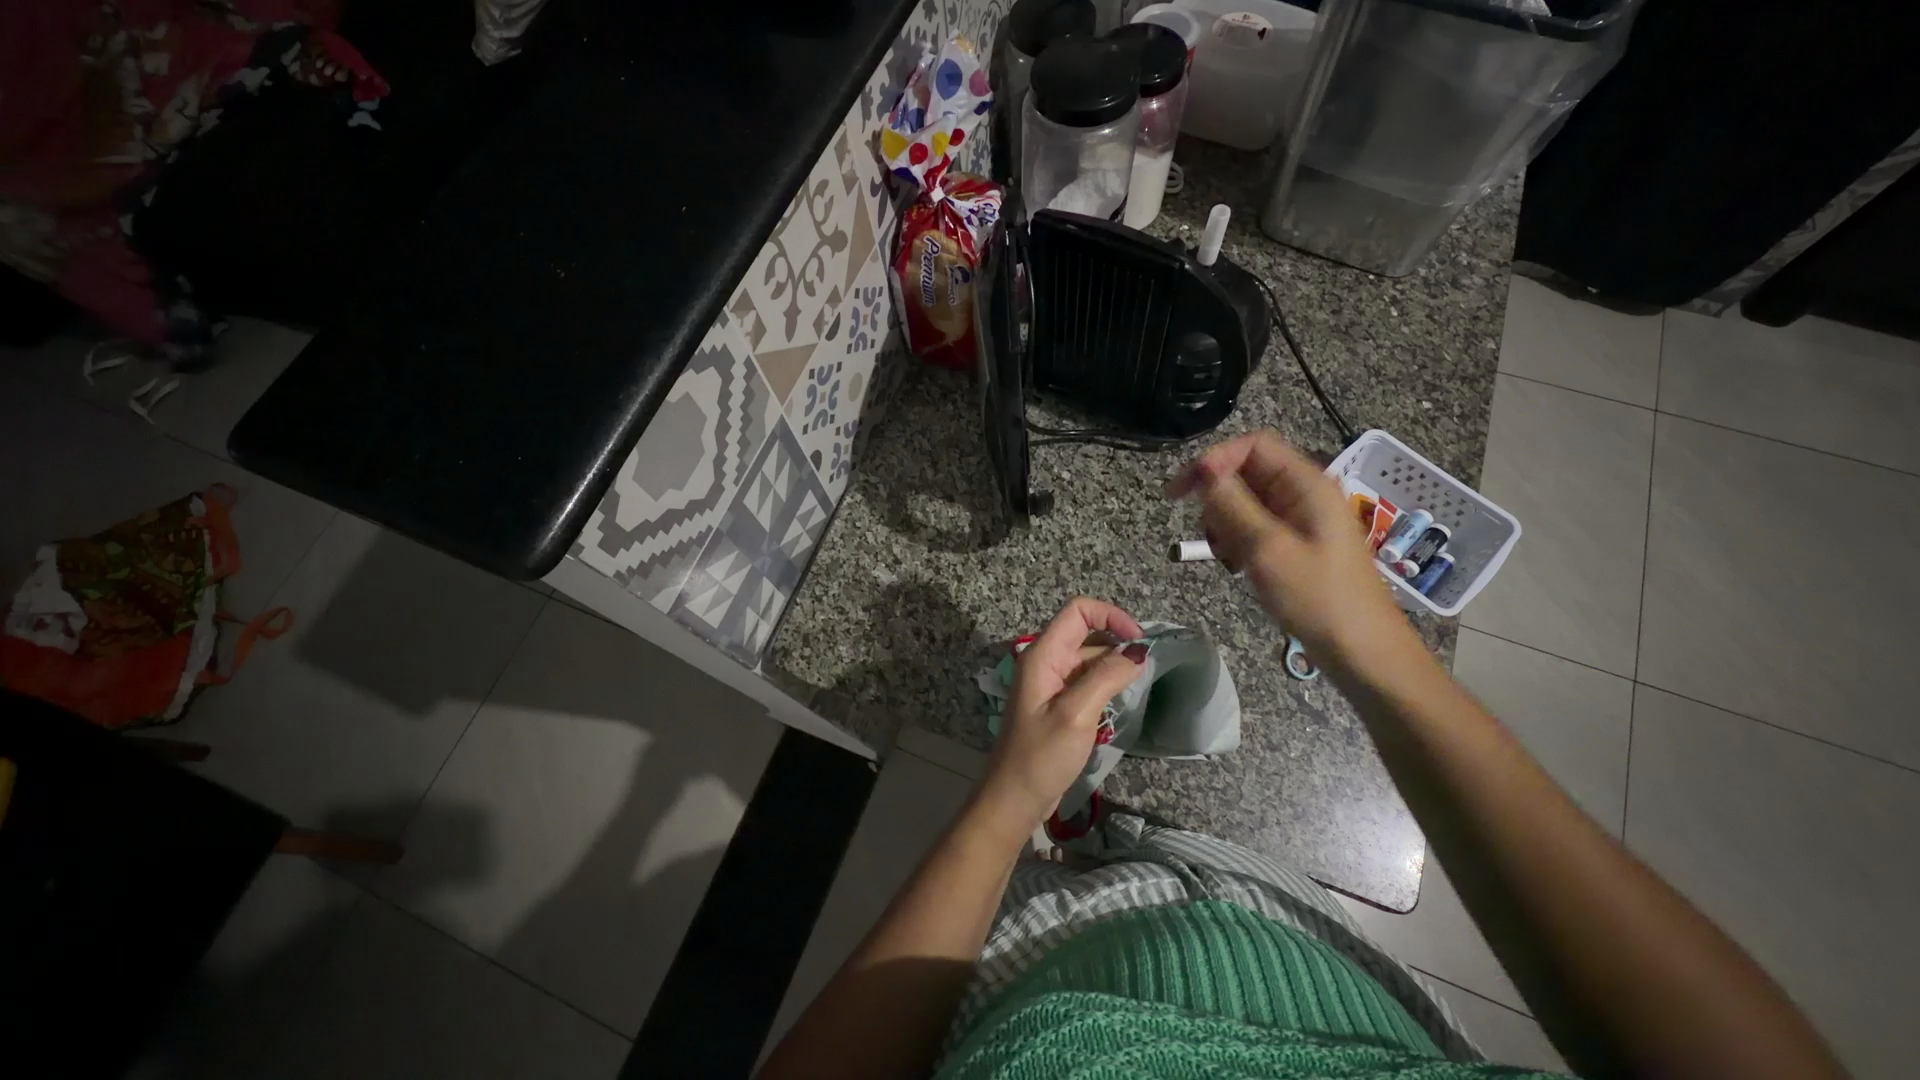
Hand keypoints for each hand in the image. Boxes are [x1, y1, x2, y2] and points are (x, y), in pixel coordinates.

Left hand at [976, 598, 1146, 832]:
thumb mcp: (1077, 714)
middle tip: (1146, 667)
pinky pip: (1086, 681)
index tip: (1139, 641)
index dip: (1111, 615)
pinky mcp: (1059, 704)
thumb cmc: (1041, 757)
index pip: (1078, 611)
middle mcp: (1046, 662)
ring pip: (1089, 658)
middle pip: (1086, 633)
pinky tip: (1122, 699)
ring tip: (1139, 684)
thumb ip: (1106, 677)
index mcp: (1042, 656)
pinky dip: (1107, 683)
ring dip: (1114, 665)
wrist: (1014, 799)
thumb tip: (1138, 651)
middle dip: (1118, 642)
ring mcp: (1051, 684)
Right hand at [1168, 431, 1405, 661]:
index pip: (1252, 446)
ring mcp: (1301, 520)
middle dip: (1217, 499)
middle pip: (1246, 473)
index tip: (1181, 492)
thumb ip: (1232, 505)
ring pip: (1246, 502)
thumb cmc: (1317, 597)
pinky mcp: (1296, 544)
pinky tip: (1238, 568)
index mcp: (1306, 484)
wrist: (1361, 650)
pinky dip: (1239, 542)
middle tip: (1207, 536)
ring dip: (1225, 524)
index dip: (1213, 460)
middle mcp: (1304, 494)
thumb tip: (1202, 470)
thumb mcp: (1267, 549)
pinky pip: (1256, 528)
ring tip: (1227, 558)